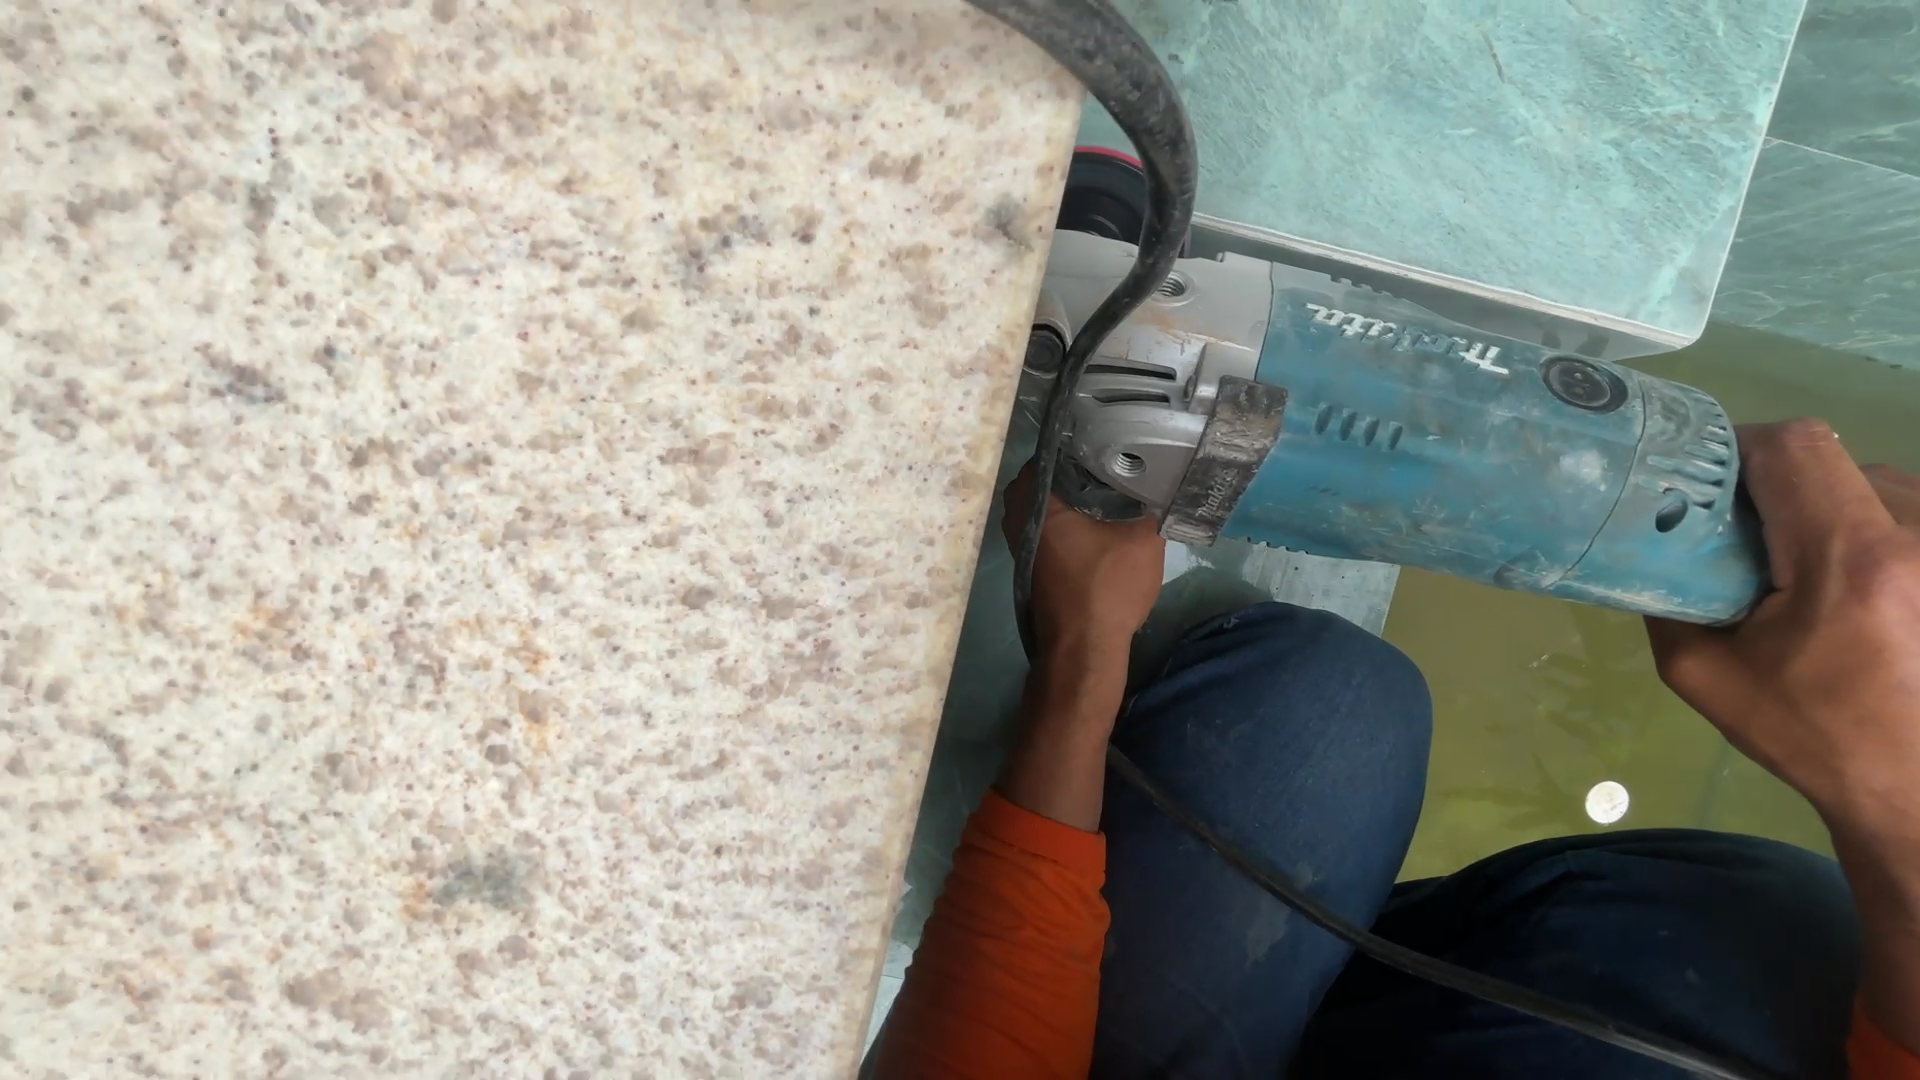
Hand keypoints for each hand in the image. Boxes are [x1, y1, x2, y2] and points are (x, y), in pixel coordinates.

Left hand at [1002, 462, 1165, 662]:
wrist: (1084, 646)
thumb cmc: (1107, 585)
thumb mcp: (1144, 537)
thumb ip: (1153, 501)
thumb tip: (1164, 478)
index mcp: (1037, 499)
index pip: (1053, 451)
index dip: (1082, 442)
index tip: (1108, 438)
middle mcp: (1017, 515)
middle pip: (1047, 476)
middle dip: (1076, 468)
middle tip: (1110, 463)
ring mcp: (1019, 541)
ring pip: (1045, 503)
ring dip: (1071, 496)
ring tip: (1109, 488)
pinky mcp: (1029, 561)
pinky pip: (1046, 524)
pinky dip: (1066, 518)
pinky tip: (1096, 519)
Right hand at [1646, 420, 1919, 842]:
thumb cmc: (1809, 733)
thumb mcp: (1697, 669)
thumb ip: (1669, 596)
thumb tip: (1650, 548)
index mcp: (1852, 561)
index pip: (1795, 447)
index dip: (1735, 446)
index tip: (1697, 483)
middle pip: (1835, 462)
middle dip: (1775, 489)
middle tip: (1736, 540)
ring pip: (1879, 484)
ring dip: (1825, 510)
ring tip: (1796, 571)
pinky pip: (1910, 515)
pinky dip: (1869, 532)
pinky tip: (1851, 588)